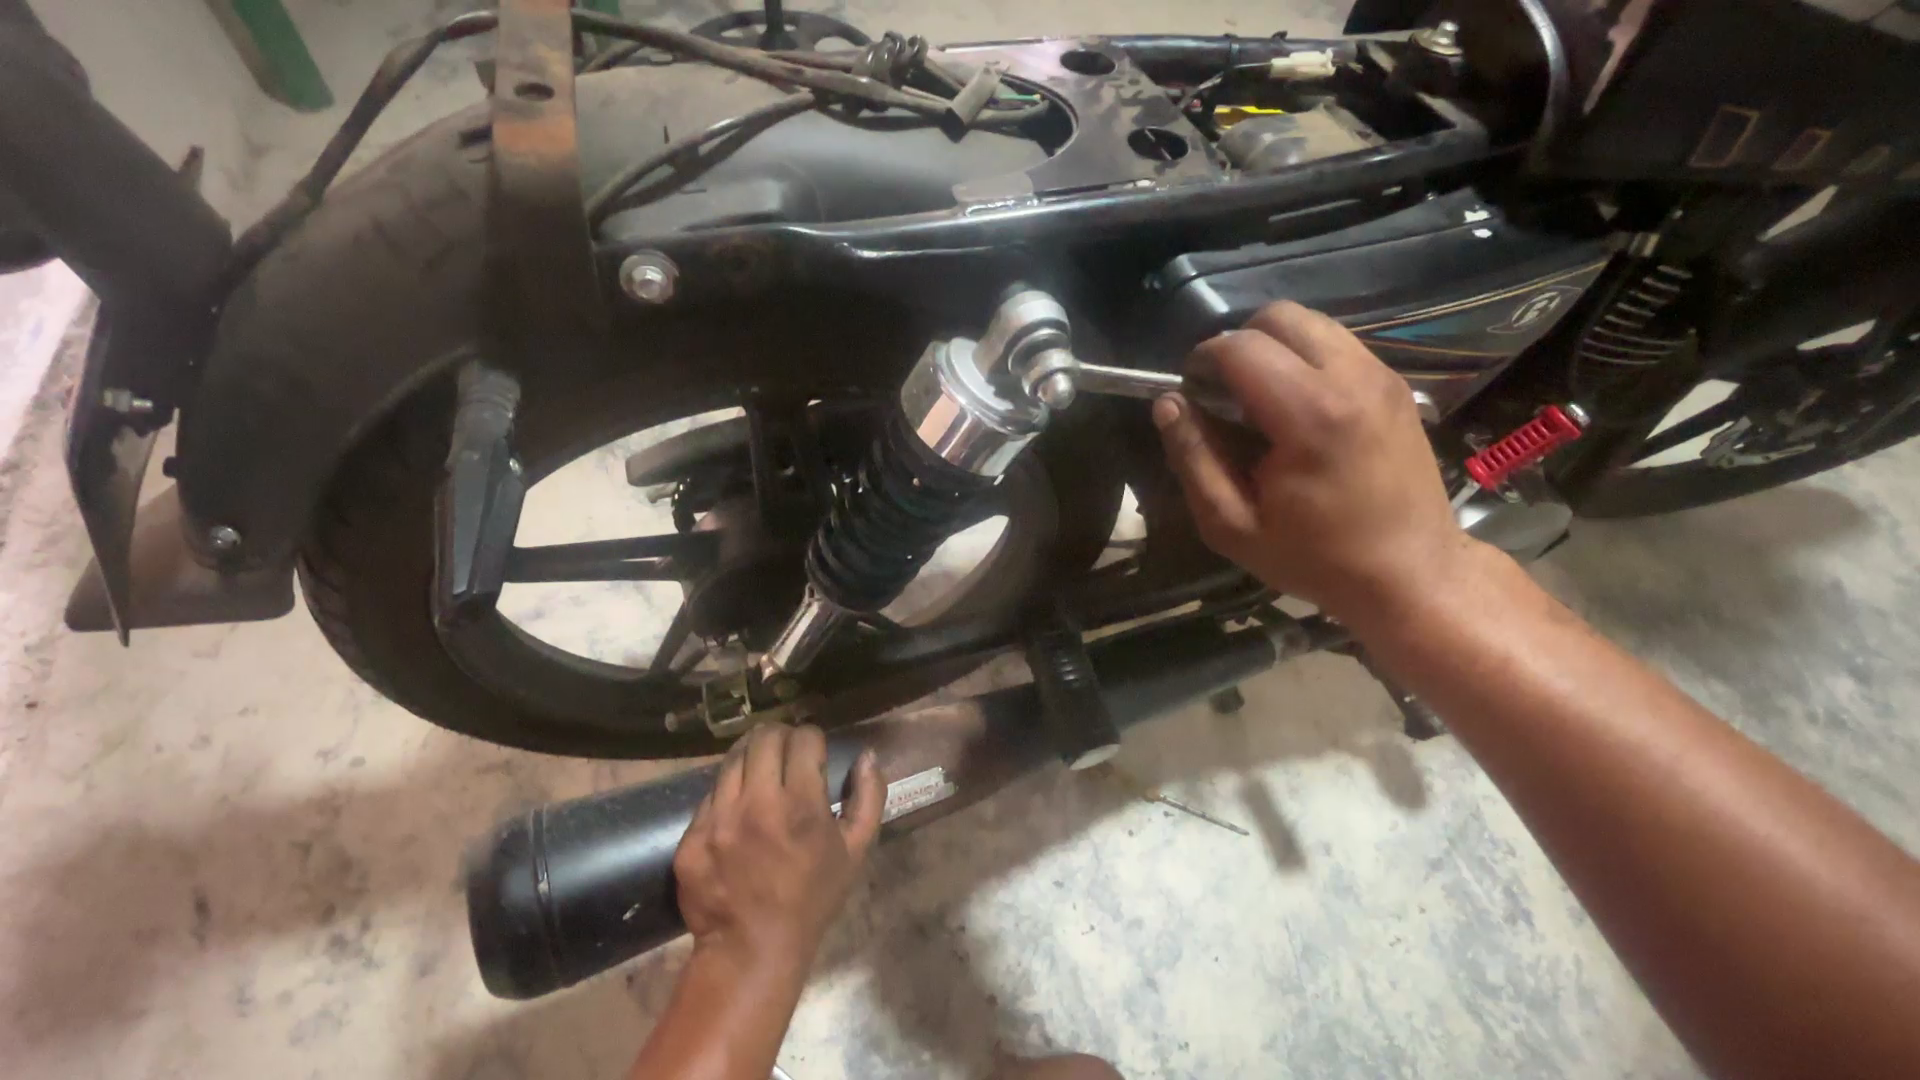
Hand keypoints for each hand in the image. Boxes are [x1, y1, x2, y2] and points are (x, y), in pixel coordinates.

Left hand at [673, 724, 882, 970]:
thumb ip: (868, 797)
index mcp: (800, 806)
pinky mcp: (691, 837)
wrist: (752, 950)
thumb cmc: (812, 899)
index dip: (813, 739)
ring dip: (751, 758)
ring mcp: (717, 819)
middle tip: (787, 752)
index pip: (804, 739)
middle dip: (781, 737)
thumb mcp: (856, 852)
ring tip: (761, 771)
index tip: (815, 752)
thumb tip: (868, 756)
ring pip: (732, 759)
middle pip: (764, 738)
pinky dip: (728, 792)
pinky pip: (710, 795)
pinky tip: (738, 808)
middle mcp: (755, 803)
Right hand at [1153, 301, 1476, 623]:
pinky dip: (1305, 358)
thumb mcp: (1232, 525)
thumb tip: (1167, 404)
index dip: (1202, 361)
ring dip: (1273, 347)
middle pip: (1279, 317)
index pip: (1240, 347)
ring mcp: (1380, 376)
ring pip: (1312, 324)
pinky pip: (1338, 345)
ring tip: (1258, 397)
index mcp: (1309, 414)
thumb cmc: (1316, 558)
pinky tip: (1296, 406)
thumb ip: (1193, 459)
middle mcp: (1351, 378)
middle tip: (1223, 392)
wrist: (1411, 572)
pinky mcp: (1395, 384)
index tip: (1192, 394)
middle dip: (1238, 343)